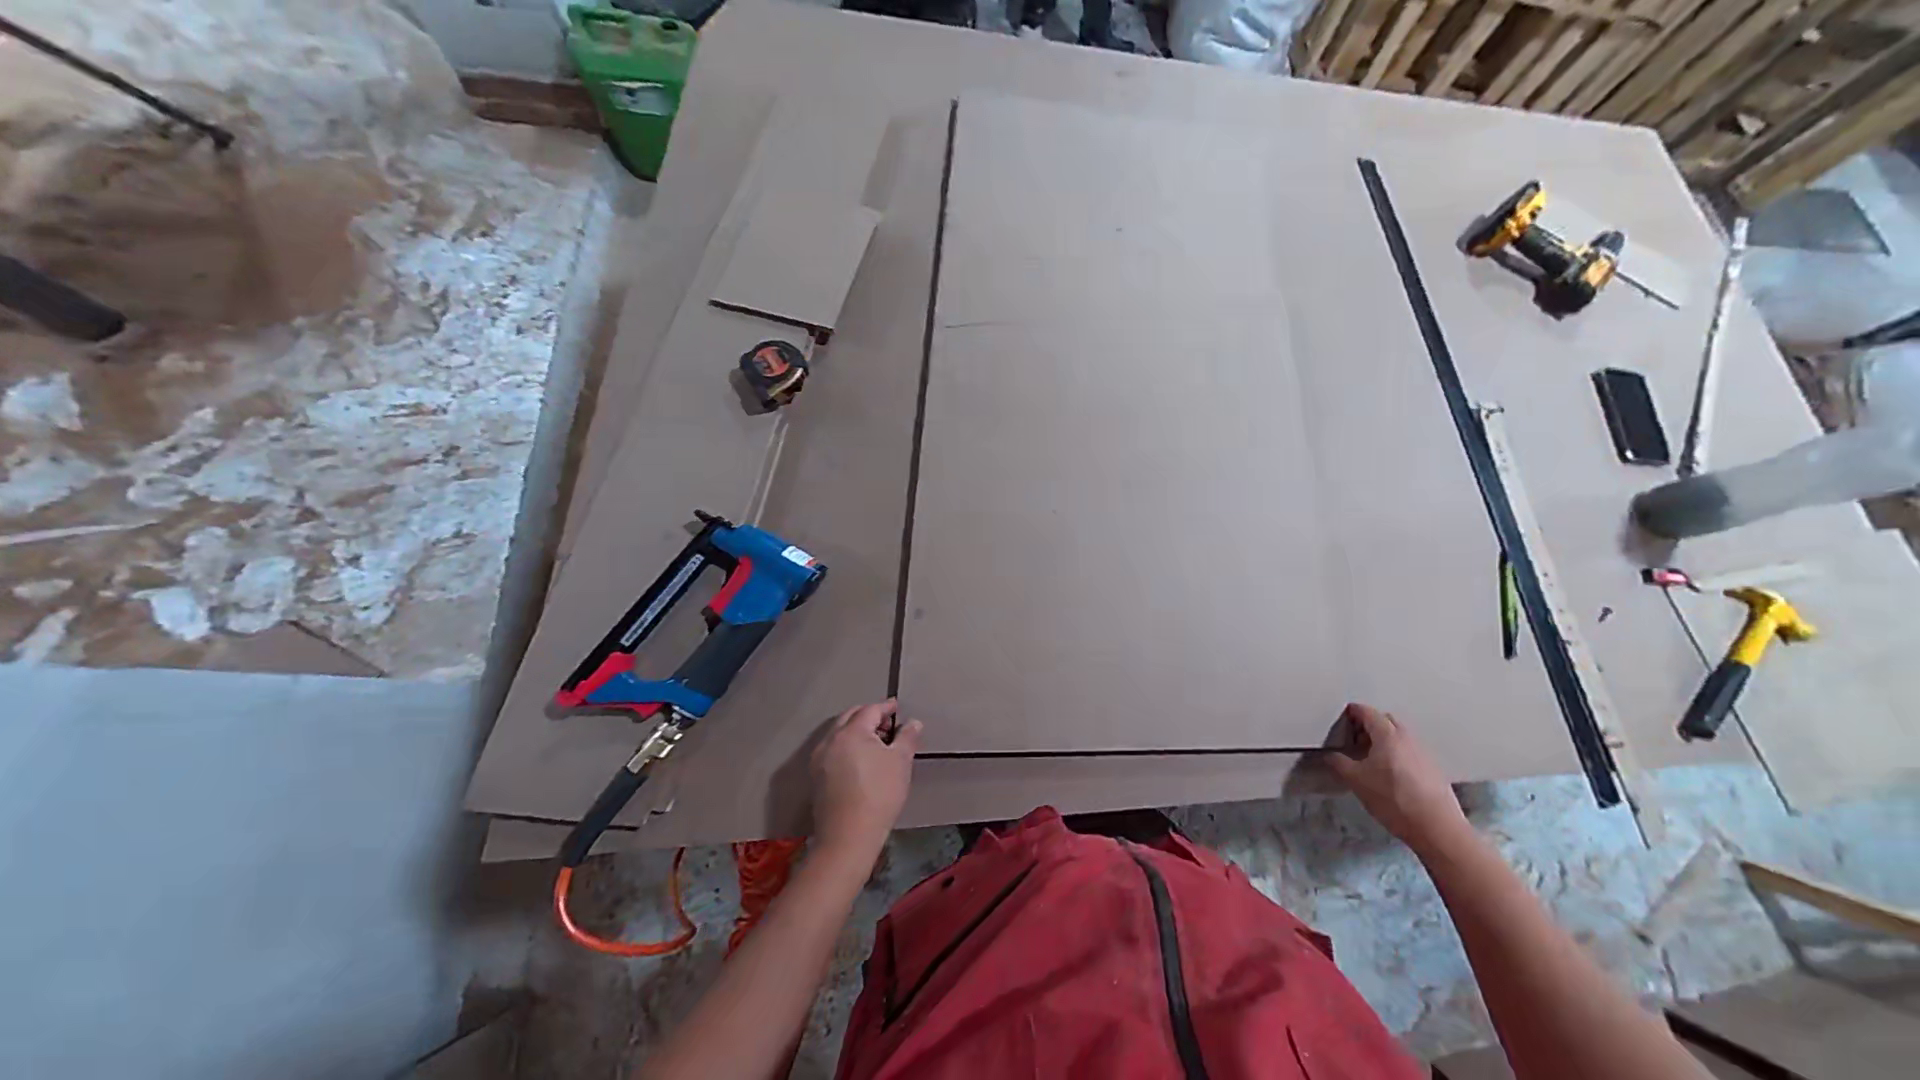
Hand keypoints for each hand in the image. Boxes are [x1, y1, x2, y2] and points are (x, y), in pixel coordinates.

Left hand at [809, 700, 922, 856]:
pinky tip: (859, 760)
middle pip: (850, 717)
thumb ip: (907, 737)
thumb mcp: (901, 762)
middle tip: (887, 723)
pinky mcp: (816, 777)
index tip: (896, 708)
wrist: (848, 836)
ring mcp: (820, 759)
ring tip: (876, 742)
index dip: (886, 707)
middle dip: (868, 715)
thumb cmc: (879, 794)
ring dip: (856, 730)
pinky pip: (832, 750)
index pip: (870, 710)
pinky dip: (846, 746)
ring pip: (838, 733)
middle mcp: (830, 740)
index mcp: (851, 731)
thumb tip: (913, 723)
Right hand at [1324, 703, 1467, 850]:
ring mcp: (1424, 752)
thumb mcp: (1356, 780)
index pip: (1367, 712)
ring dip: (1384, 738)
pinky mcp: (1434, 768)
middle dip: (1369, 723)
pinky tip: (1391, 772)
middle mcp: (1408, 738)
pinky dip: (1397, 752)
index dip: (1353, 712)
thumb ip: (1339, 763)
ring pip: (1400, 736)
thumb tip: (1330, 756)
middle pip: (1386, 720)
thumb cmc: (1392, 798)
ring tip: (1371, 756)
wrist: (1436, 827)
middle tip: (1355, 737)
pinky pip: (1410, 750)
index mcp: (1387, 735)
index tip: (1343, 716)